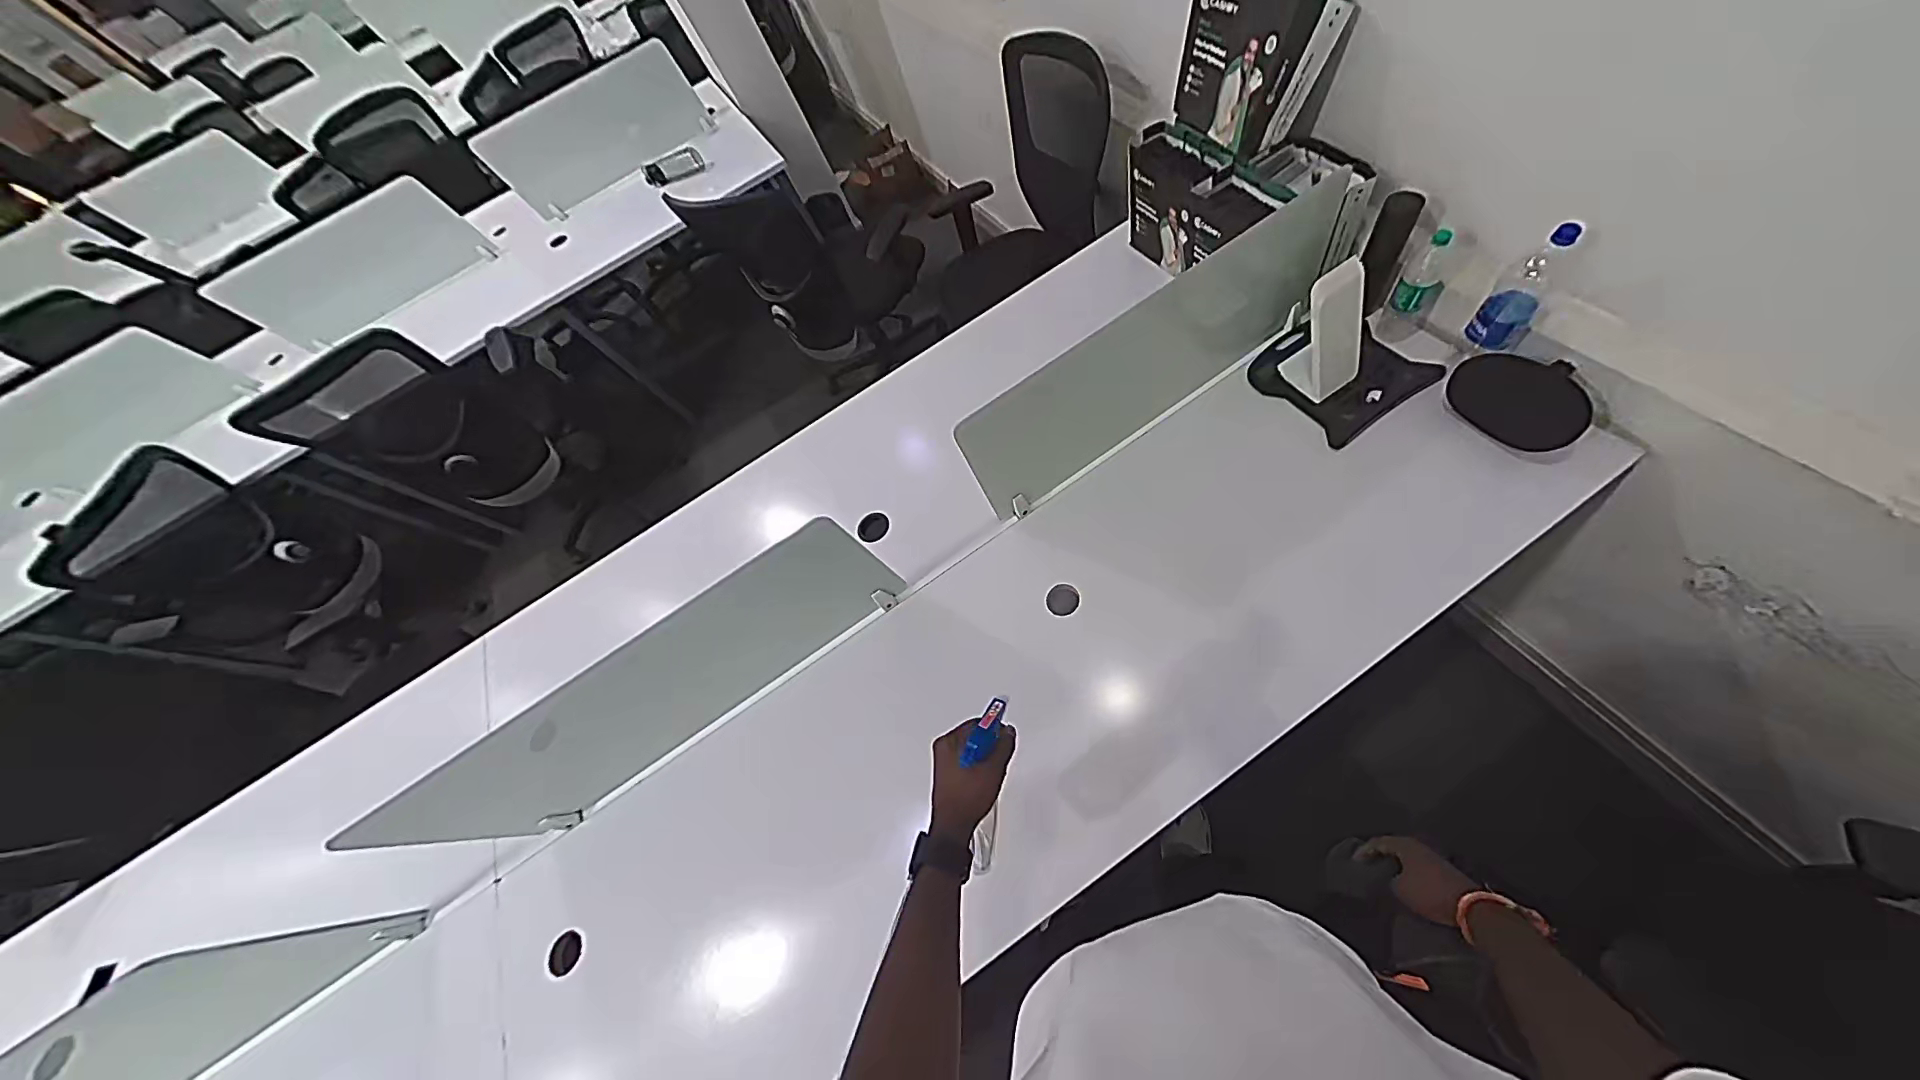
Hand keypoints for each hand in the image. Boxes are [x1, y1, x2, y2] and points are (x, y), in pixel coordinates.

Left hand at [929, 717, 1015, 842]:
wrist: (953, 826)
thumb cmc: (965, 800)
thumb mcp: (993, 769)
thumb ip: (1003, 746)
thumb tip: (1008, 732)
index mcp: (949, 743)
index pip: (977, 723)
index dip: (995, 729)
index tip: (1005, 735)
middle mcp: (944, 749)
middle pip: (975, 736)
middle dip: (989, 747)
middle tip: (997, 761)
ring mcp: (944, 761)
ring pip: (973, 749)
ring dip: (985, 758)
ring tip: (988, 775)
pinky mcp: (948, 772)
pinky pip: (968, 760)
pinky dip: (978, 767)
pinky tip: (983, 781)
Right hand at [1360, 836, 1477, 925]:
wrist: (1470, 907)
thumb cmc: (1429, 893)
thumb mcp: (1399, 888)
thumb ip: (1387, 878)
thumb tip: (1386, 877)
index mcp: (1405, 845)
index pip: (1378, 842)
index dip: (1364, 851)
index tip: (1355, 861)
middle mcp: (1420, 847)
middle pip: (1393, 847)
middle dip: (1380, 854)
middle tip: (1368, 863)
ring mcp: (1434, 858)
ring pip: (1407, 857)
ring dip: (1395, 863)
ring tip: (1384, 873)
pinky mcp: (1444, 871)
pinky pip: (1417, 866)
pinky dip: (1407, 870)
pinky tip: (1404, 880)